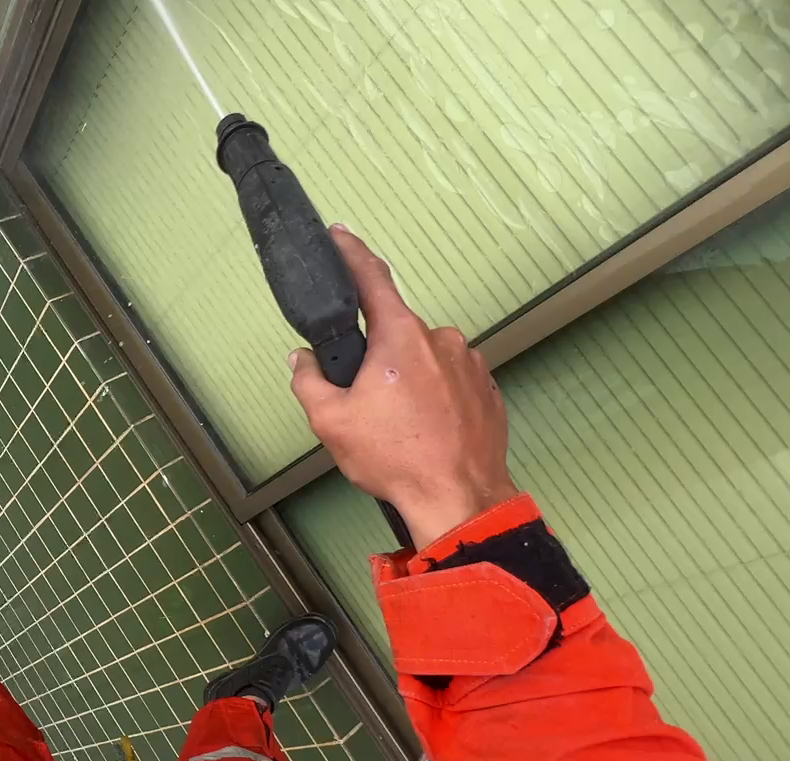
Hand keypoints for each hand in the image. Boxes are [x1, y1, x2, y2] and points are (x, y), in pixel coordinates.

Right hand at [289, 225, 517, 550]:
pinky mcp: (487, 388)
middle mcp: (440, 338)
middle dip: (375, 360)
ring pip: (423, 360)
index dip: (351, 253)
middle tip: (363, 403)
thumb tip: (302, 358)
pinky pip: (449, 381)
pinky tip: (422, 431)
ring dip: (405, 381)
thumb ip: (309, 381)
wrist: (457, 496)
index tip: (339, 235)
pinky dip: (431, 397)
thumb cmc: (393, 456)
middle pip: (394, 335)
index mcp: (399, 337)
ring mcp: (470, 362)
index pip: (372, 279)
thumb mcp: (330, 421)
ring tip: (397, 426)